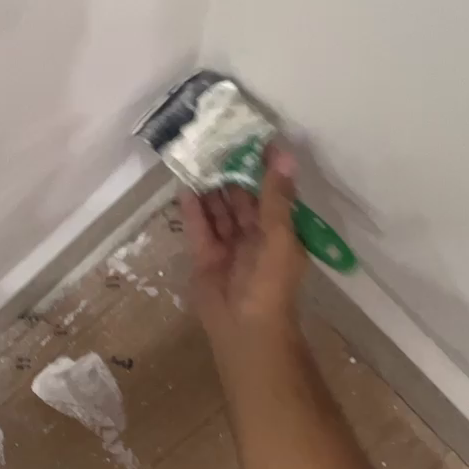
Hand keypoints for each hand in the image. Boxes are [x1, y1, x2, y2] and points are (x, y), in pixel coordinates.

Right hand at [178, 142, 304, 356]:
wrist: (245, 329)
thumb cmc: (270, 284)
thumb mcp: (280, 236)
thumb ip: (276, 197)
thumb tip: (282, 153)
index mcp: (280, 232)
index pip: (272, 194)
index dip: (264, 168)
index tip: (252, 139)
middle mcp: (255, 237)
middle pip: (243, 200)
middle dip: (232, 175)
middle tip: (218, 143)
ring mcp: (228, 248)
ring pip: (220, 212)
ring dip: (211, 189)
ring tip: (198, 159)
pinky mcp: (205, 258)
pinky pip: (199, 229)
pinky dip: (193, 210)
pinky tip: (186, 188)